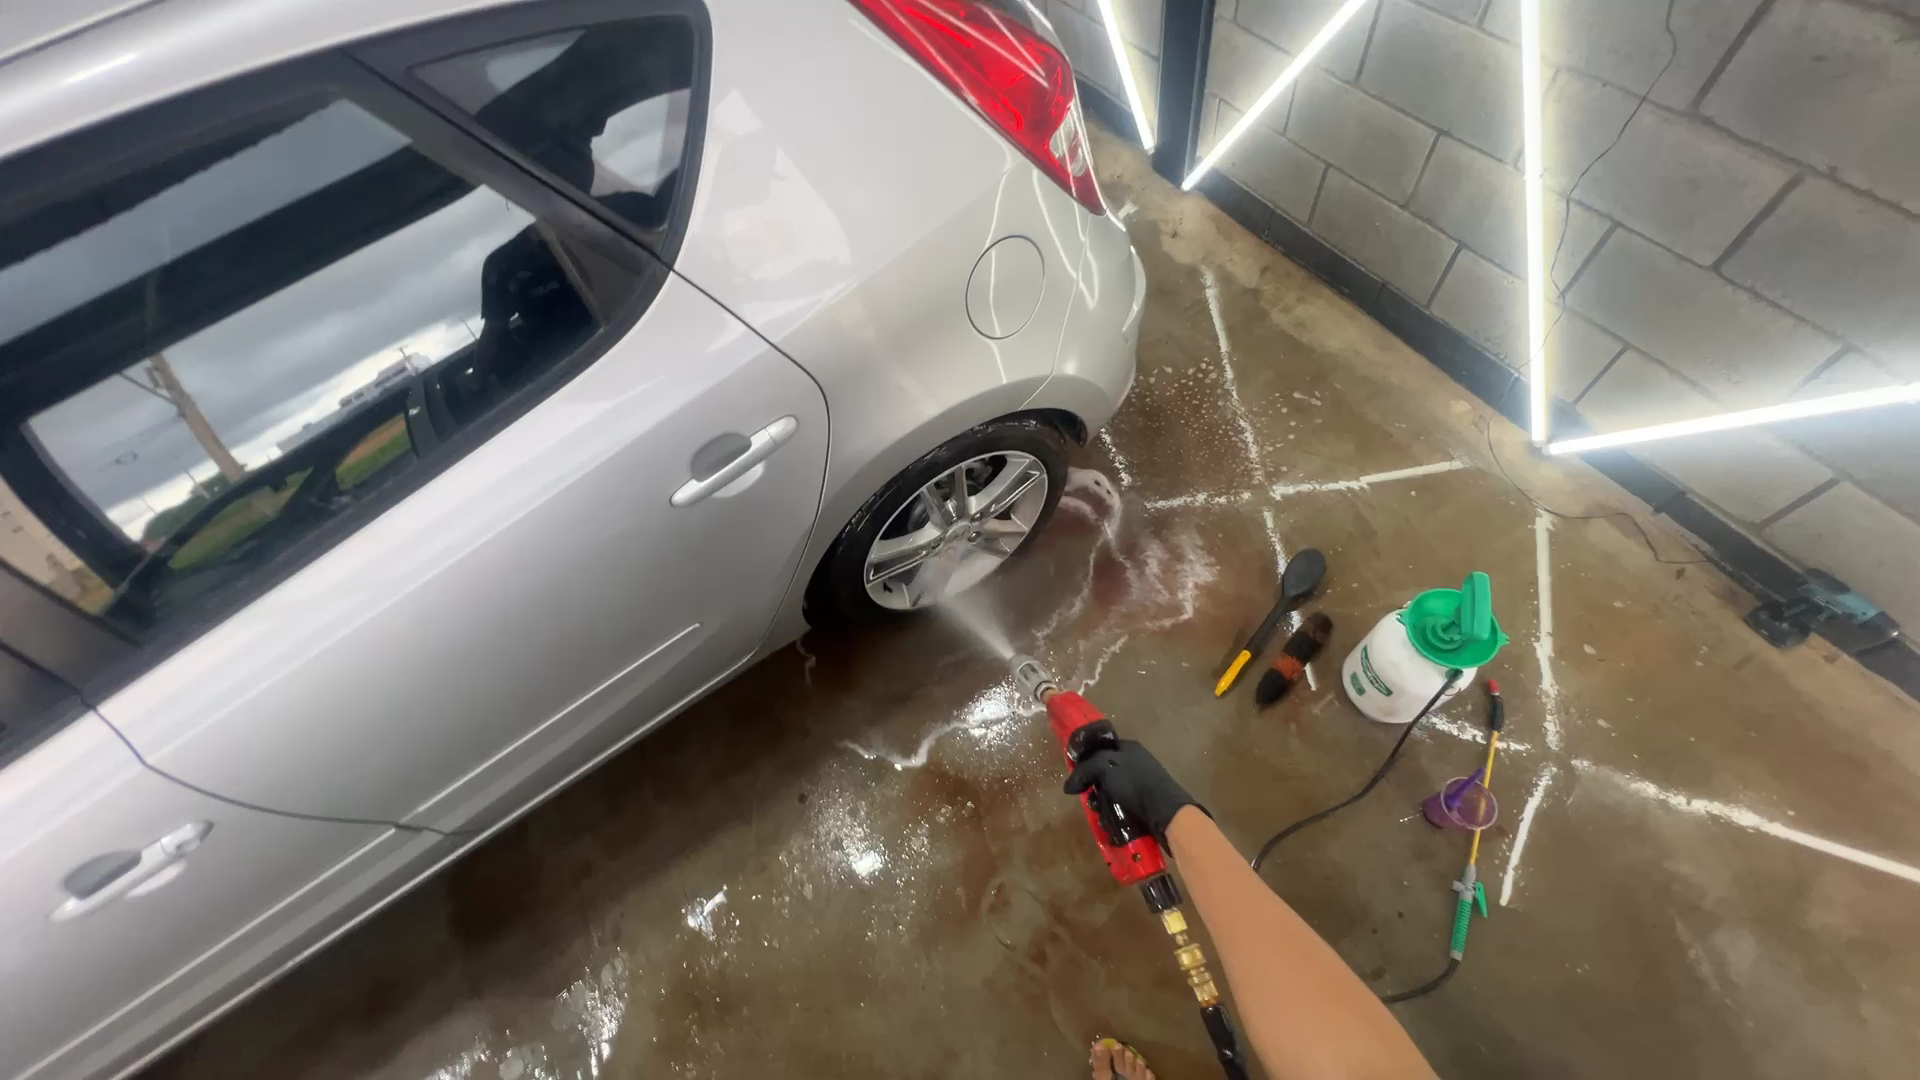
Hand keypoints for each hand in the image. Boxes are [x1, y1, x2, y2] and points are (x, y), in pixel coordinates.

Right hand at [1063, 739, 1205, 841]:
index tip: (1077, 777)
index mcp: (1128, 748)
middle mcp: (1136, 763)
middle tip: (1090, 799)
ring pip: (1112, 793)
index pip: (1101, 750)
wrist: (1165, 811)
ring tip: (1101, 815)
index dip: (1087, 761)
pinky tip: (1111, 824)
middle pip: (1105, 774)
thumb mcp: (1104, 767)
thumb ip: (1084, 771)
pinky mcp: (1146, 803)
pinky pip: (1123, 807)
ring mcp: (1142, 784)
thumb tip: (1068, 786)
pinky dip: (1115, 814)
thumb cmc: (1134, 782)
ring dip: (1103, 804)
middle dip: (1094, 788)